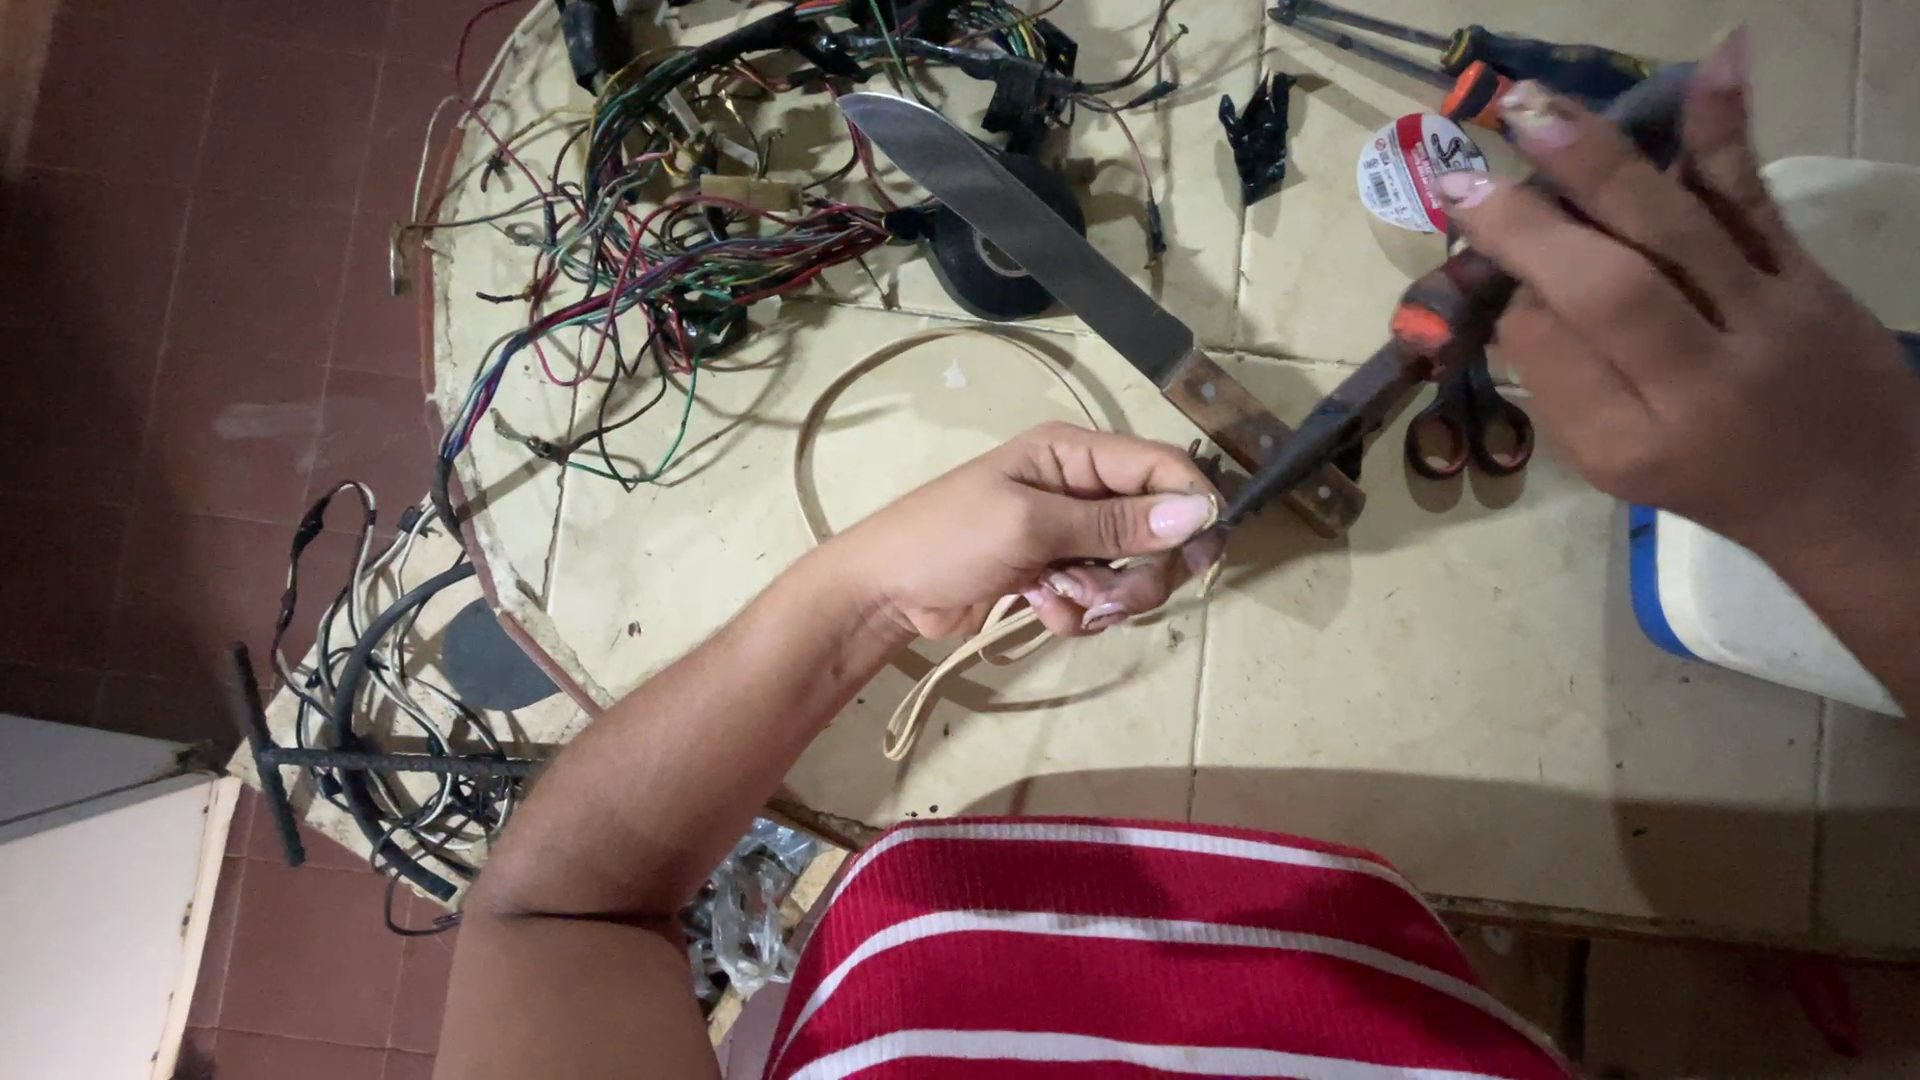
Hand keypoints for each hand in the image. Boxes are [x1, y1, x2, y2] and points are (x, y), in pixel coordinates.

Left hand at [819, 422, 1224, 639]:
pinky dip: (1076, 610)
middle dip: (1143, 569)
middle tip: (1112, 598)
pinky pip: (1097, 596)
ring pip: (1131, 569)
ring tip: (1061, 599)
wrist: (888, 592)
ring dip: (1104, 595)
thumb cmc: (948, 539)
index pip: (1160, 466)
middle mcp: (1080, 489)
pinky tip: (1040, 608)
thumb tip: (1197, 512)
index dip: (1191, 505)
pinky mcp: (1056, 574)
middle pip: (1157, 526)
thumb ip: (1112, 522)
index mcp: (1073, 454)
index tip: (1203, 554)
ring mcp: (1069, 534)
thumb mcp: (1029, 525)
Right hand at [1434, 29, 1919, 555]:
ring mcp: (1771, 305)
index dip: (1510, 302)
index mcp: (1645, 431)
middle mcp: (1712, 364)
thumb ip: (1562, 387)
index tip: (1469, 266)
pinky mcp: (1805, 265)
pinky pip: (1756, 195)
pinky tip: (1717, 60)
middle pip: (1614, 280)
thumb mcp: (1610, 462)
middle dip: (1533, 227)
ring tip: (1534, 111)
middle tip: (1465, 181)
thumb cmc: (1703, 481)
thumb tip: (1518, 302)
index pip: (1558, 350)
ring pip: (1678, 225)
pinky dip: (1727, 129)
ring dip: (1601, 163)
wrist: (1852, 484)